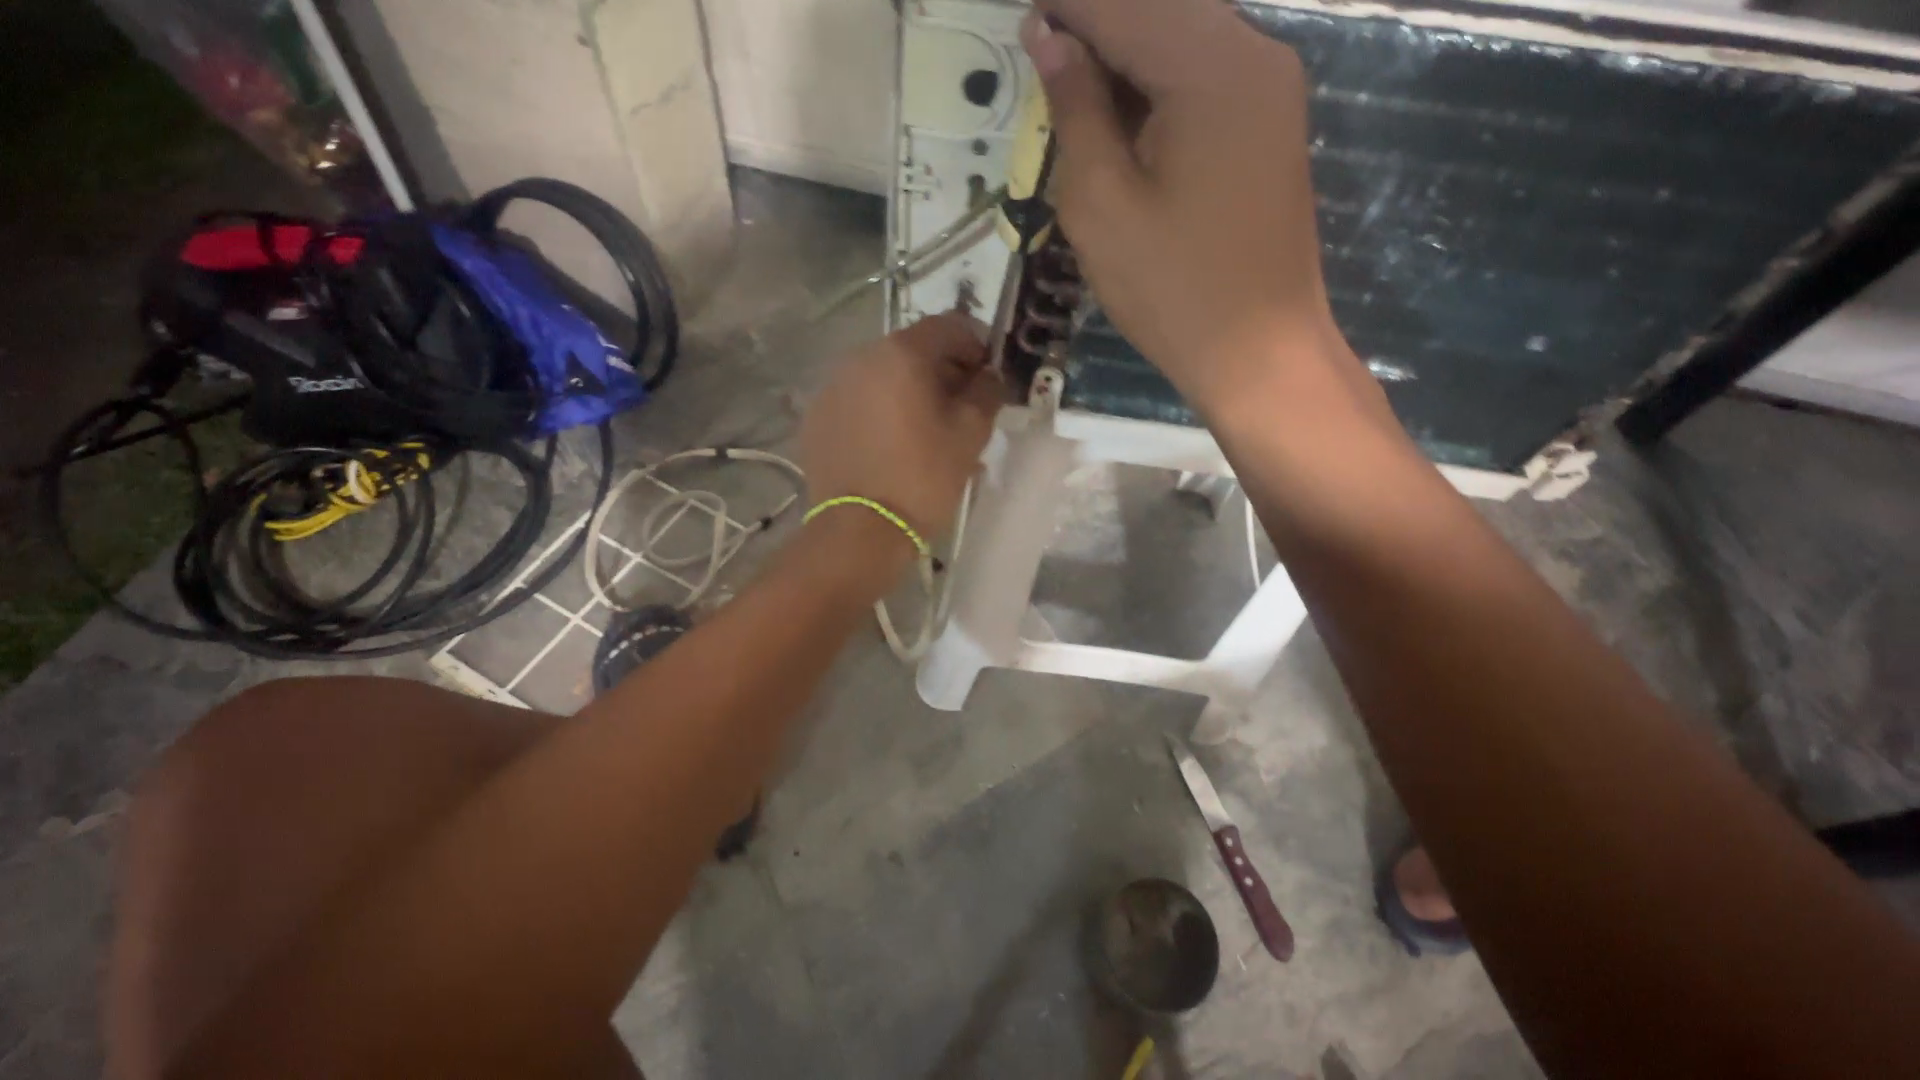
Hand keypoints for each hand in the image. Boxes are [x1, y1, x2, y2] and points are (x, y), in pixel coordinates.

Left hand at [801, 314, 1003, 543]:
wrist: (859, 529)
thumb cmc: (922, 477)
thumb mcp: (970, 434)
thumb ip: (986, 392)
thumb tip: (988, 375)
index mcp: (901, 353)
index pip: (948, 326)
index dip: (975, 345)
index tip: (987, 376)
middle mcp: (860, 358)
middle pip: (912, 349)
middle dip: (941, 369)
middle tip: (961, 407)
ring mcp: (832, 387)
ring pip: (882, 375)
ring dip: (909, 390)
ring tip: (926, 430)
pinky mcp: (816, 417)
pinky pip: (858, 401)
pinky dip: (879, 410)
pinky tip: (892, 445)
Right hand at [1023, 0, 1362, 417]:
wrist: (1261, 355)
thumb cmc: (1173, 290)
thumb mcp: (1101, 202)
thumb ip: (1075, 108)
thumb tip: (1048, 36)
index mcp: (1212, 67)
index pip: (1121, 5)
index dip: (1062, 7)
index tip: (1018, 21)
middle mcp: (1256, 54)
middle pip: (1159, 6)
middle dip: (1094, 21)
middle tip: (1038, 50)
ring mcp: (1271, 87)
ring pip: (1183, 31)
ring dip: (1122, 47)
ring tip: (1067, 82)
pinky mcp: (1271, 121)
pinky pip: (1204, 69)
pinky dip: (1155, 75)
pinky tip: (1115, 106)